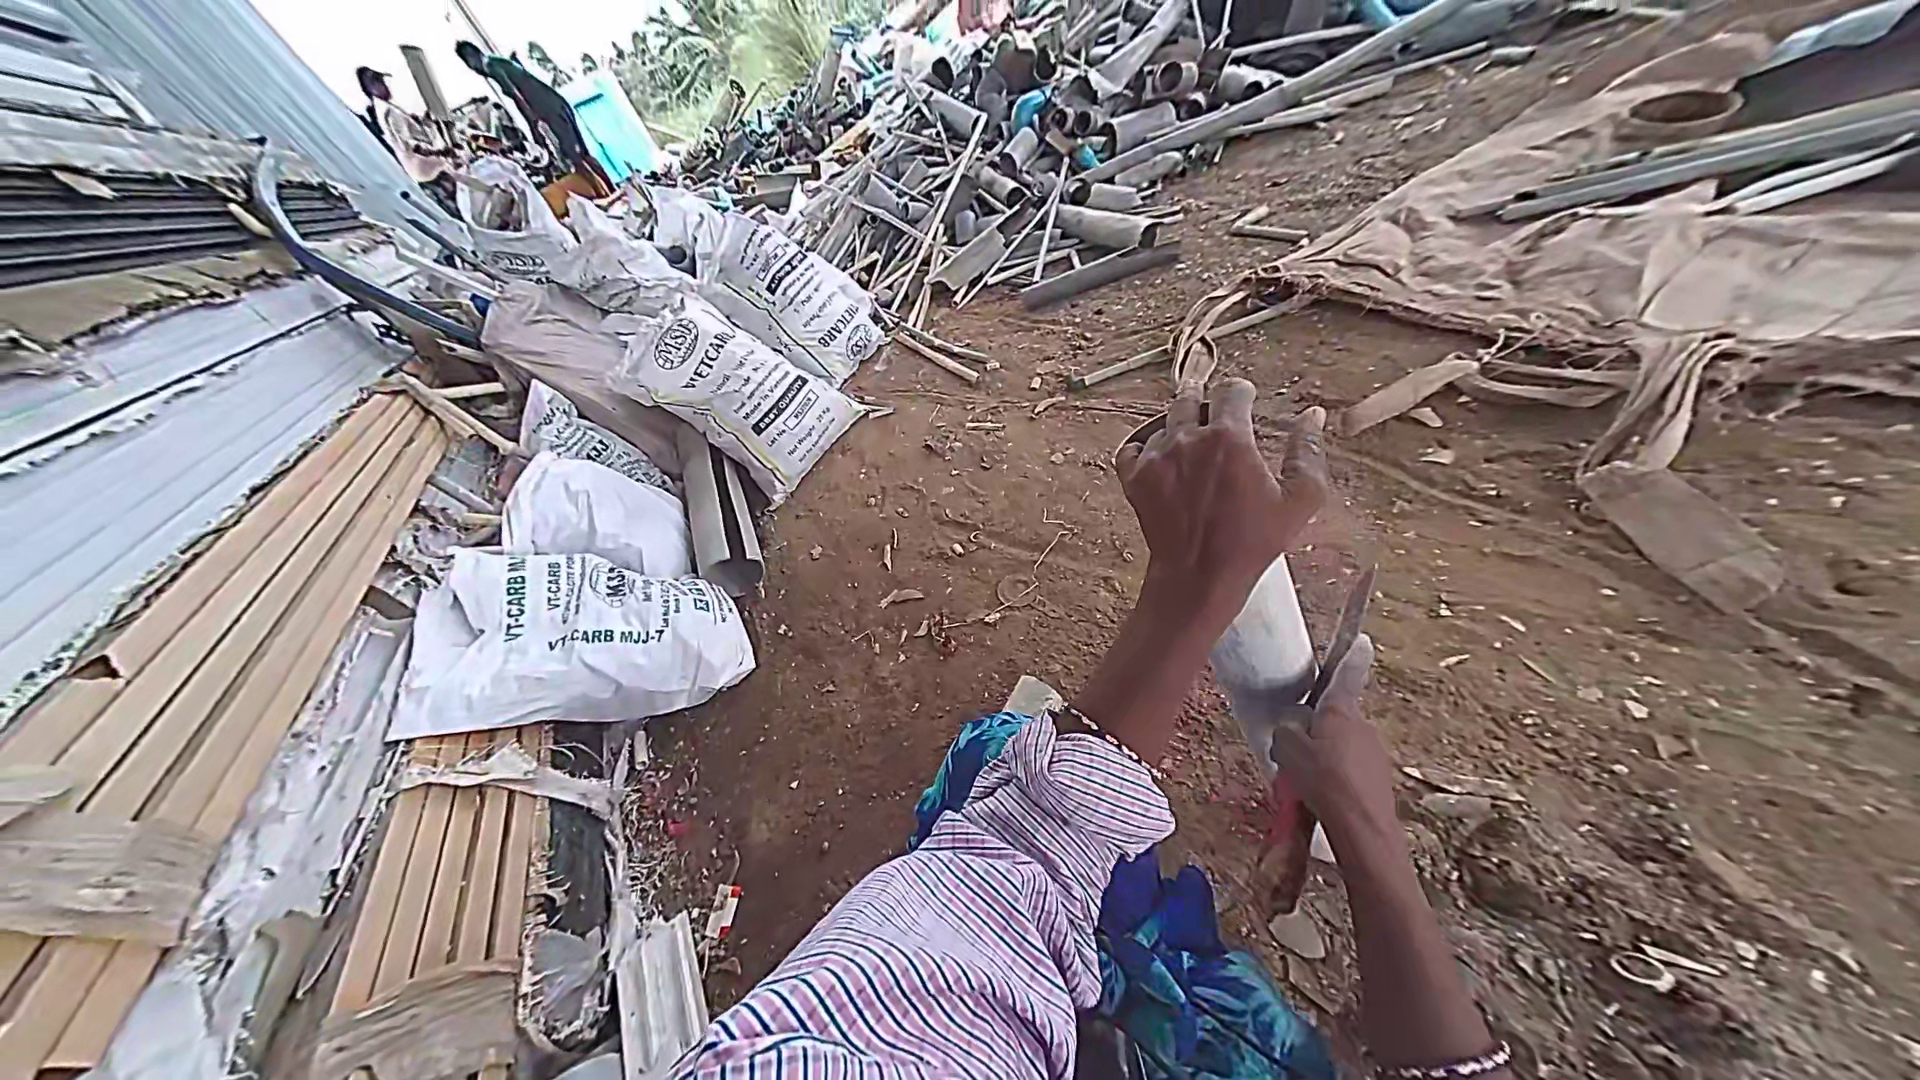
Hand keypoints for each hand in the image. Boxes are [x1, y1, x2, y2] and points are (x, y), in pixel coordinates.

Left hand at [1115, 379, 1327, 621]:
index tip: (1243, 398)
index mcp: (1229, 438)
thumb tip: (1312, 416)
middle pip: (1190, 398)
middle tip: (1212, 410)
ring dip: (1177, 426)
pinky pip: (1132, 446)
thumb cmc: (1251, 542)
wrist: (1198, 576)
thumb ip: (1309, 451)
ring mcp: (1155, 458)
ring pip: (1163, 423)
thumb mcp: (1301, 499)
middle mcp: (1186, 439)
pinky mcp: (1133, 478)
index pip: (1231, 391)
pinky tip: (1159, 456)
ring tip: (1191, 443)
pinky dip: (1143, 446)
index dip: (1240, 392)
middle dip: (1204, 400)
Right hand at [1269, 634, 1400, 854]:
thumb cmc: (1323, 781)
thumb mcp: (1287, 750)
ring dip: (1322, 752)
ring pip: (1339, 743)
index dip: (1352, 658)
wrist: (1363, 829)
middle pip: (1334, 716)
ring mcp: (1374, 753)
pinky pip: (1348, 766)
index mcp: (1340, 713)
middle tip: (1293, 747)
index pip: (1345, 677)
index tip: (1363, 640)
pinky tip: (1318, 793)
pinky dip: (1333, 773)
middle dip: (1315, 726)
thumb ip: (1285, 731)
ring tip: (1302, 777)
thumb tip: (1291, 729)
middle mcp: (1361, 727)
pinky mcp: (1377, 778)